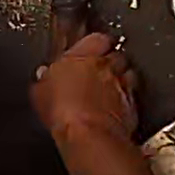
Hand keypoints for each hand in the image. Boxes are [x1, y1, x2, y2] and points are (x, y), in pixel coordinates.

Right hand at [30, 32, 137, 146]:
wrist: (88, 135)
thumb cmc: (64, 110)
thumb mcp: (40, 91)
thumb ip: (45, 78)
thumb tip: (44, 76)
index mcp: (82, 55)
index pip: (96, 38)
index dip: (93, 44)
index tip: (86, 51)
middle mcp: (106, 66)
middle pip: (115, 55)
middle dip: (108, 61)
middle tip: (95, 70)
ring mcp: (123, 85)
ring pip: (128, 73)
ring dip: (119, 79)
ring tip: (106, 89)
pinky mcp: (134, 106)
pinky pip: (132, 96)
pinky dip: (124, 99)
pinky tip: (112, 108)